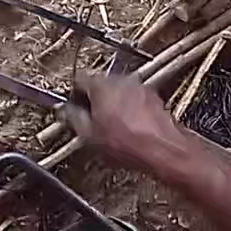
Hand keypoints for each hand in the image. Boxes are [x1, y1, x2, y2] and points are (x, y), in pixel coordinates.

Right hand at [58, 71, 192, 173]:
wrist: (164, 150)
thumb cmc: (130, 143)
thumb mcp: (89, 135)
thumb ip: (74, 118)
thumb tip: (66, 112)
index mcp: (101, 85)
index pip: (79, 80)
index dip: (73, 95)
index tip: (73, 108)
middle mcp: (121, 80)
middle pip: (99, 84)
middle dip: (93, 100)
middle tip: (90, 120)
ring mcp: (140, 88)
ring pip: (118, 92)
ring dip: (112, 105)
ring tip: (110, 128)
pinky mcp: (154, 98)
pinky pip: (134, 100)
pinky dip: (129, 110)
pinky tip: (128, 129)